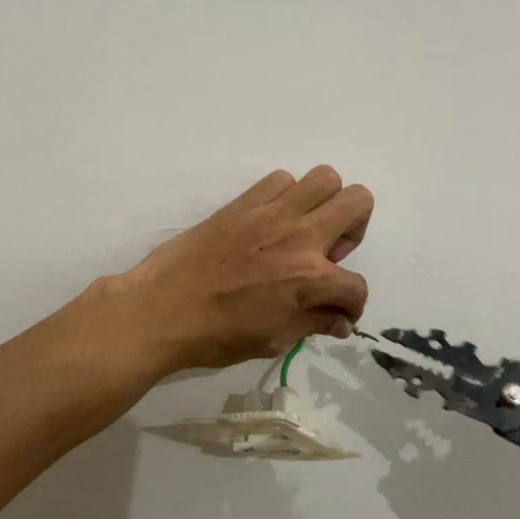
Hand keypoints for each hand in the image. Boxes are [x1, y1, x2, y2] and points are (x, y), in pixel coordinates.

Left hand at [108, 166, 373, 371]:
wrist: (162, 310)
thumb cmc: (217, 335)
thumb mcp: (274, 340)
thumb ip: (313, 323)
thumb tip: (339, 320)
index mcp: (309, 279)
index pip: (355, 285)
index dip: (352, 305)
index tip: (338, 312)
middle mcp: (298, 237)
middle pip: (358, 202)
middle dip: (355, 229)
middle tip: (330, 254)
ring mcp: (270, 214)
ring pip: (325, 178)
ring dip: (325, 204)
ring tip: (304, 231)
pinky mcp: (242, 203)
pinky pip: (280, 180)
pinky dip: (286, 196)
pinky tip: (271, 223)